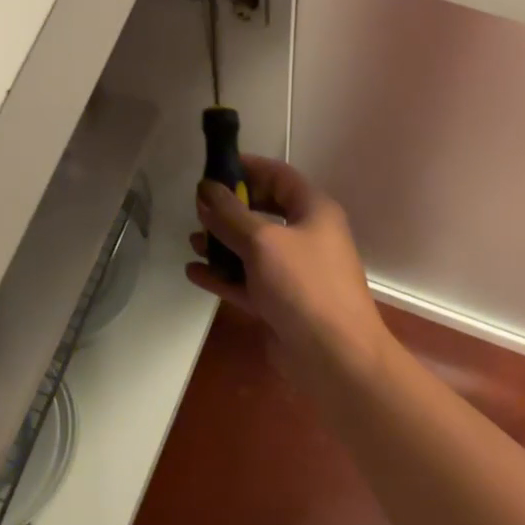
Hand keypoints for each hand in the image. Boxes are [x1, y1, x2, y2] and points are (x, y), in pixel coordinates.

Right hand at [187, 156, 394, 391]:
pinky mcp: (281, 303)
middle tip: (197, 209)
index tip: (211, 170)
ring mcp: (294, 272)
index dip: (246, 169)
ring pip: (254, 249)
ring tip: (191, 241)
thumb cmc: (303, 286)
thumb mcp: (263, 242)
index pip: (278, 176)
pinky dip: (224, 276)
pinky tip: (195, 272)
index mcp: (314, 211)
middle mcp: (307, 237)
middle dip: (231, 209)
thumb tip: (205, 190)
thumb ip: (230, 215)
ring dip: (223, 244)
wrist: (333, 355)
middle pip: (265, 212)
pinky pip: (248, 282)